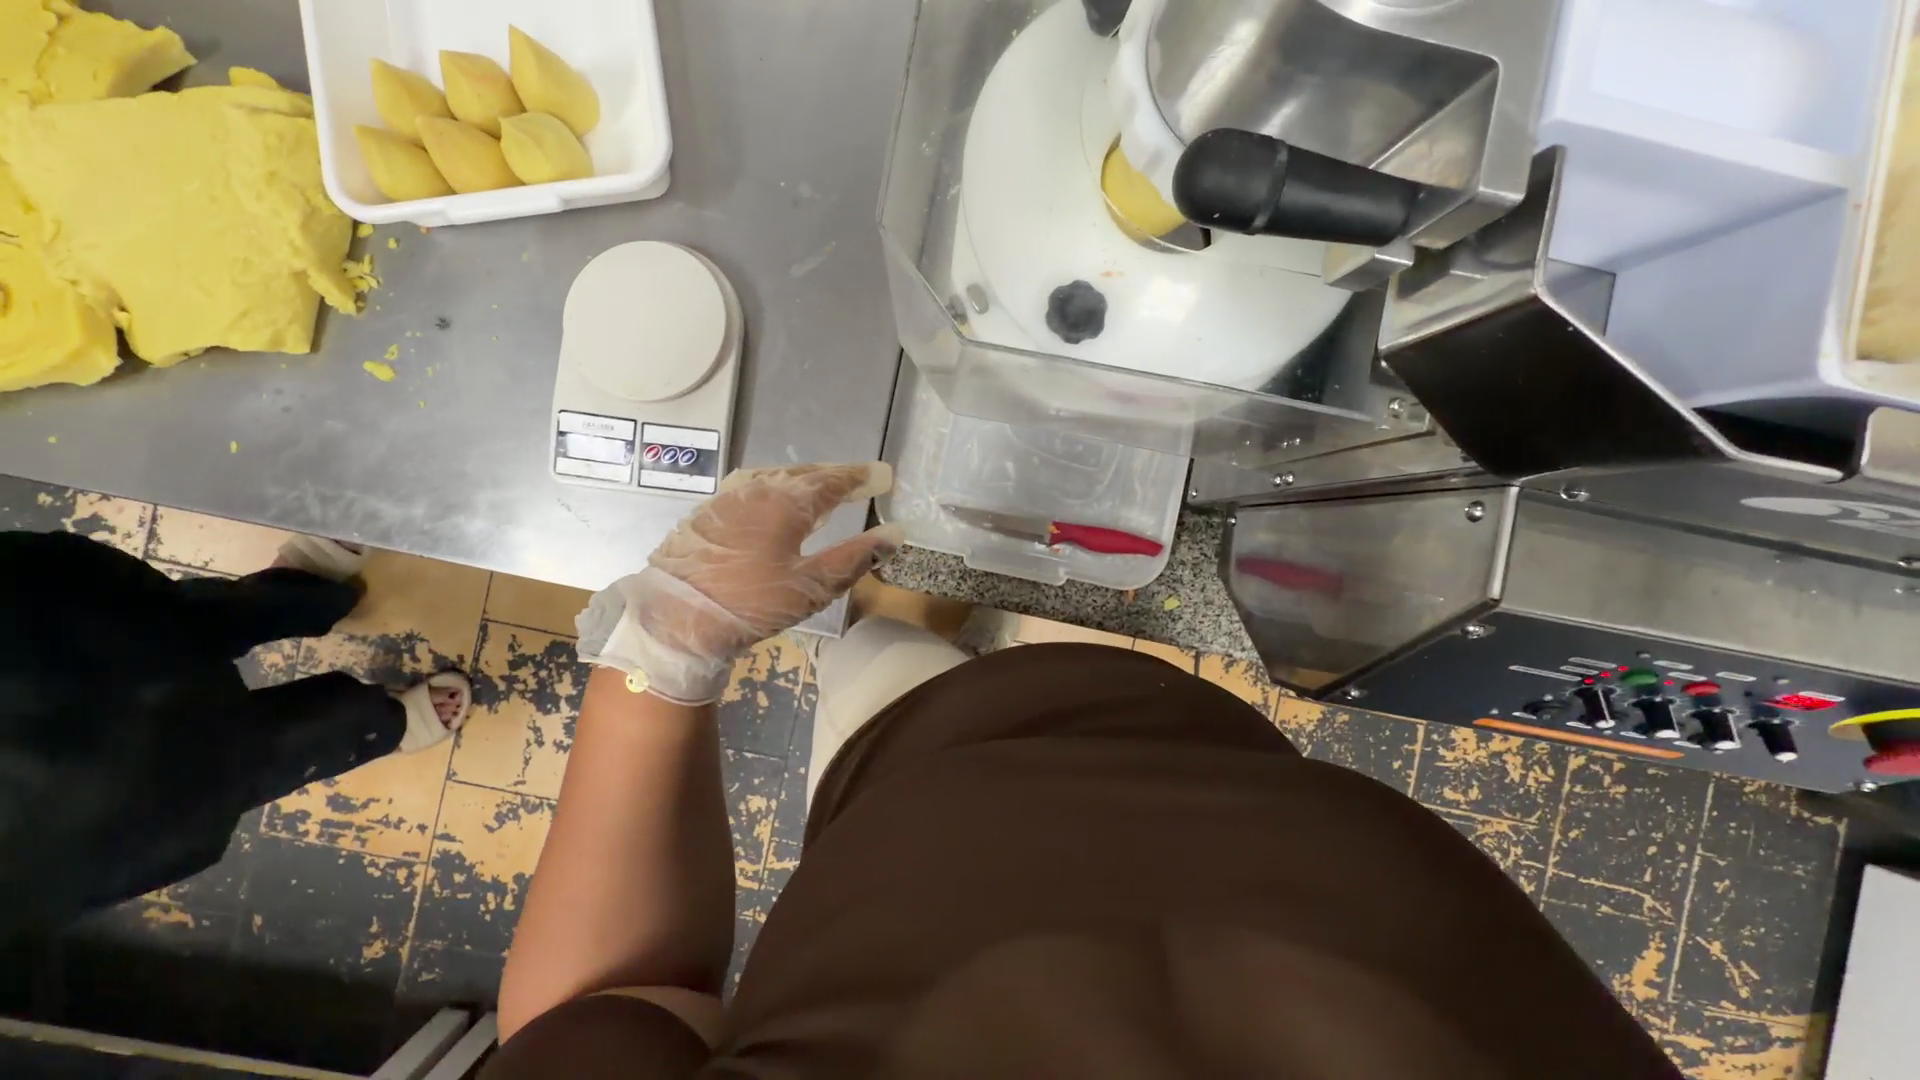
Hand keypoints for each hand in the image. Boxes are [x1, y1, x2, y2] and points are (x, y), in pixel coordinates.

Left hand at [577, 463, 901, 703]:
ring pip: (775, 479)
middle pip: (804, 474)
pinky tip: (776, 502)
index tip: (882, 476)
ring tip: (822, 489)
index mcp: (786, 502)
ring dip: (803, 481)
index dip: (859, 478)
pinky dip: (776, 489)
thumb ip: (853, 558)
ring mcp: (727, 498)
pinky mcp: (707, 513)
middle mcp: (757, 489)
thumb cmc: (749, 604)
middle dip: (833, 476)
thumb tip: (894, 534)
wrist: (674, 620)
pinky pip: (752, 488)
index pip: (832, 481)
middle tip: (857, 481)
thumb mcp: (810, 588)